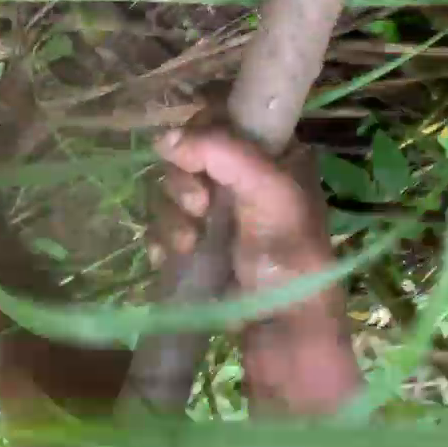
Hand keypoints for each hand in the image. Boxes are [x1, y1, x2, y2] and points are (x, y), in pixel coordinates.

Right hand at [152, 128, 332, 286]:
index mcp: (271, 154)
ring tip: (188, 244)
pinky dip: (160, 239)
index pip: (221, 115)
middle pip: (185, 154)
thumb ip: (224, 155)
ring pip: (167, 190)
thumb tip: (164, 138)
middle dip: (183, 184)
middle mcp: (240, 176)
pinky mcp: (192, 241)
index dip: (199, 131)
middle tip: (199, 208)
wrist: (281, 331)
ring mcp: (214, 211)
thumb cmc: (289, 258)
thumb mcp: (271, 194)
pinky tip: (172, 257)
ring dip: (171, 217)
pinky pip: (158, 224)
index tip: (194, 158)